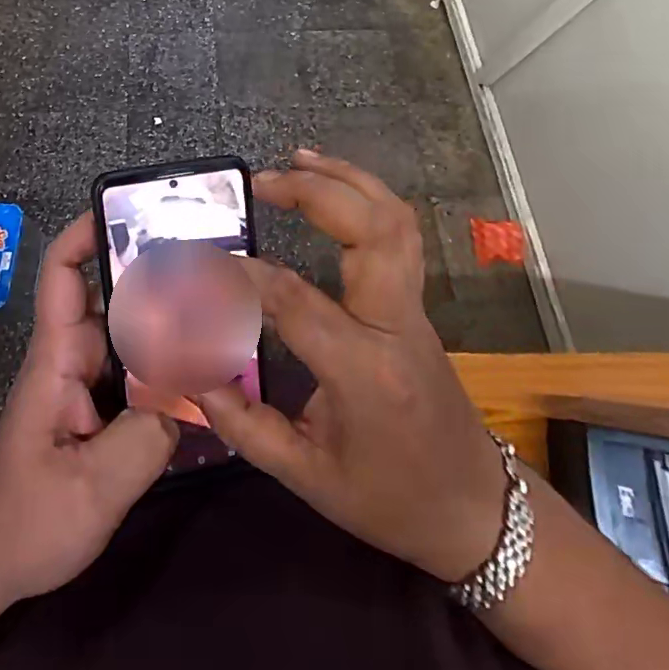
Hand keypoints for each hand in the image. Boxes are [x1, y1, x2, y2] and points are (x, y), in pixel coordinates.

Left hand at [0, 213, 177, 606]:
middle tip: (215, 266)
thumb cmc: (25, 523)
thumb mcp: (94, 487)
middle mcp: (71, 362)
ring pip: (130, 342)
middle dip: (157, 278)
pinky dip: (167, 371)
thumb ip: (148, 438)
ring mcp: (84, 389)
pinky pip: (135, 379)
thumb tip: (196, 391)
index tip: (131, 210)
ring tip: (225, 313)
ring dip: (169, 328)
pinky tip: (208, 375)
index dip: (87, 234)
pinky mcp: (95, 415)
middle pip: (113, 302)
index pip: (63, 276)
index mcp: (57, 361)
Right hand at [194, 150, 508, 582]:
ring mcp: (414, 311)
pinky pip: (399, 237)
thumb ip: (245, 425)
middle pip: (370, 232)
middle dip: (317, 193)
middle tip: (265, 180)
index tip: (200, 263)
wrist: (475, 510)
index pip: (295, 300)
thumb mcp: (307, 477)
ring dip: (349, 181)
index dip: (242, 276)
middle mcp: (394, 326)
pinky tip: (335, 189)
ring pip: (396, 223)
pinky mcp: (416, 308)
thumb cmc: (389, 498)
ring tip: (300, 159)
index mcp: (363, 369)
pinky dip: (368, 200)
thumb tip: (193, 376)